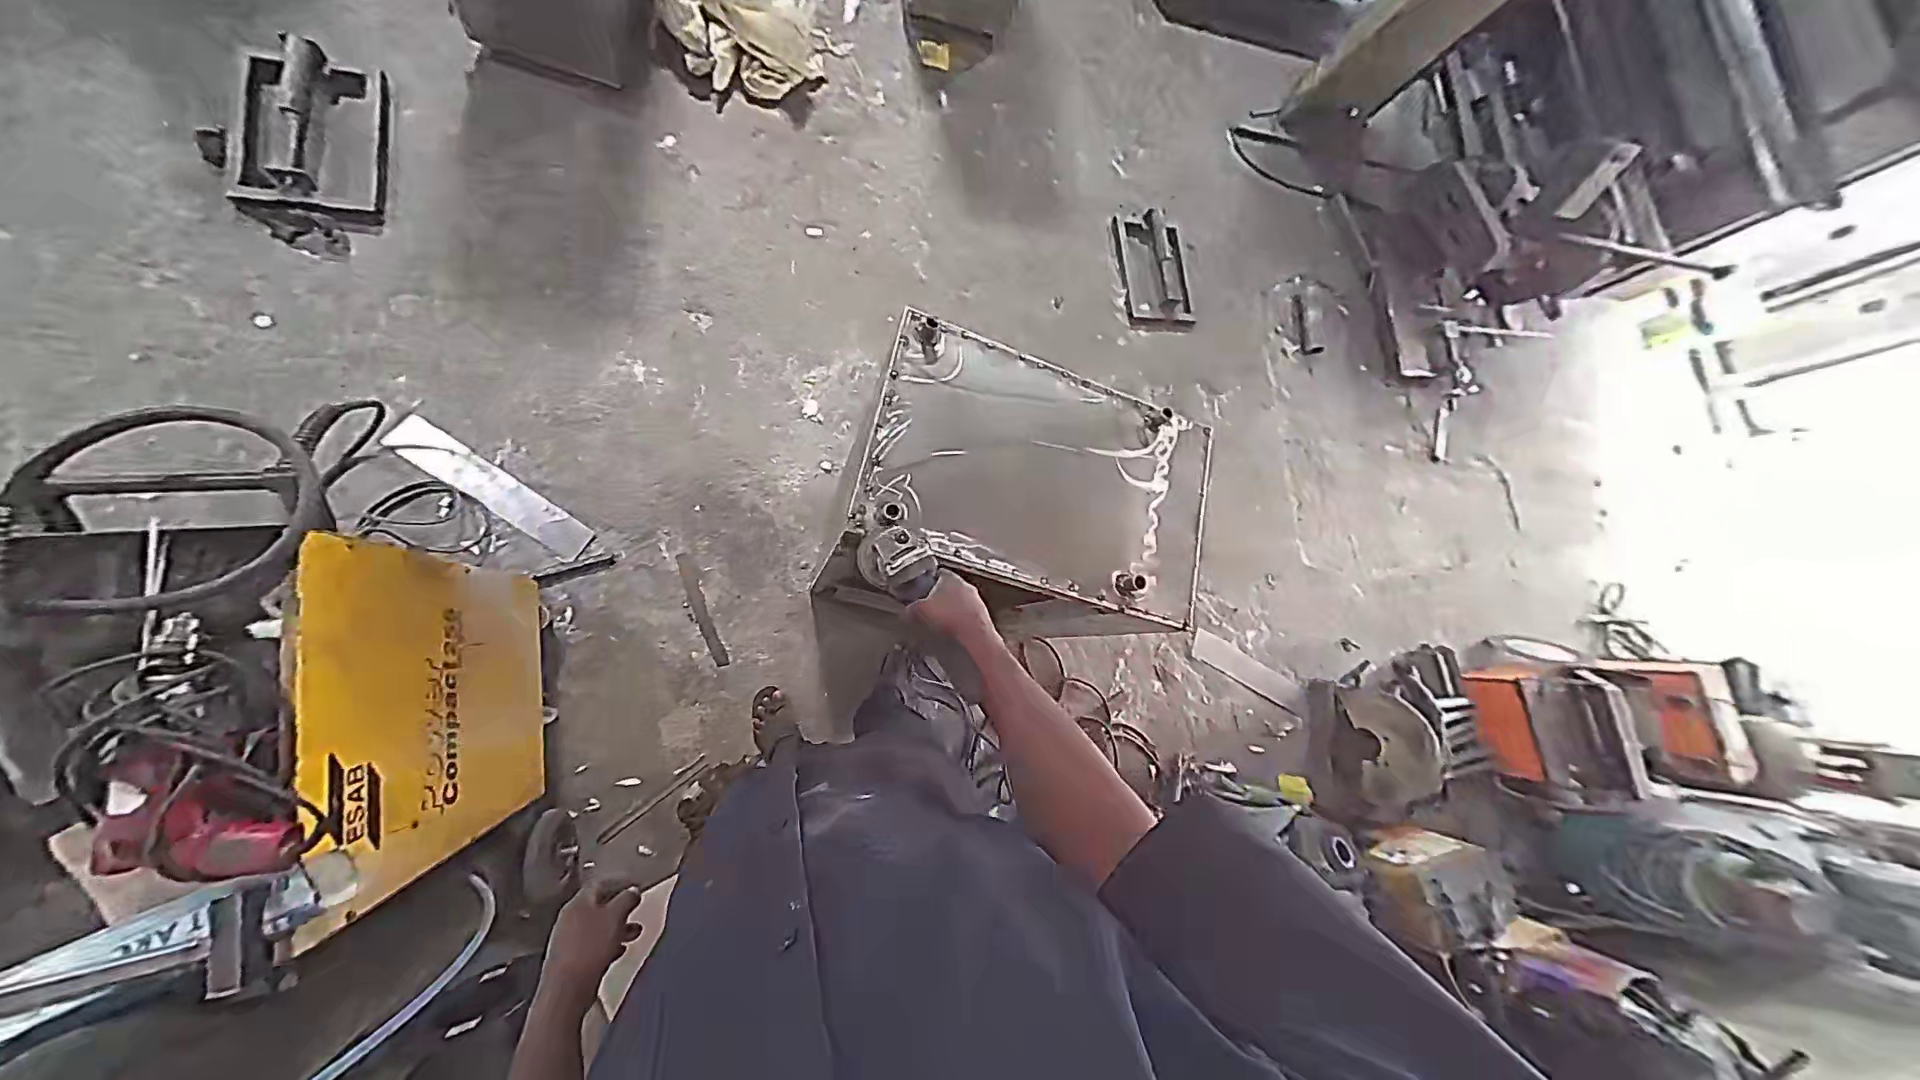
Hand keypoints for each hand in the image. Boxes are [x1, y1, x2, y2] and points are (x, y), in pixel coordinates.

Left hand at [540, 878, 642, 1006]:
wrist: (567, 990)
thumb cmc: (588, 949)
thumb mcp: (616, 916)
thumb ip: (627, 899)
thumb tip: (632, 891)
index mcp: (578, 903)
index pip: (600, 883)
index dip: (620, 882)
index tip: (634, 885)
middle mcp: (569, 919)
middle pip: (599, 905)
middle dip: (620, 908)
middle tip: (634, 908)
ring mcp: (567, 941)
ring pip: (597, 927)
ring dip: (617, 927)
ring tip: (632, 932)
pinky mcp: (570, 960)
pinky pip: (592, 945)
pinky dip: (607, 944)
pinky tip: (617, 950)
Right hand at [905, 571, 995, 647]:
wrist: (974, 634)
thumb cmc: (951, 617)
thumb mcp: (921, 611)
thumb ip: (912, 608)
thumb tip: (907, 610)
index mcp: (951, 578)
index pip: (938, 573)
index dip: (928, 581)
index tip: (922, 588)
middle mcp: (965, 585)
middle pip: (949, 587)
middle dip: (939, 596)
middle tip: (930, 606)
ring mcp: (976, 599)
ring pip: (959, 600)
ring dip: (951, 607)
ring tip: (941, 620)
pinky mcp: (981, 613)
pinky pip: (967, 613)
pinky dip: (960, 618)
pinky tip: (953, 627)